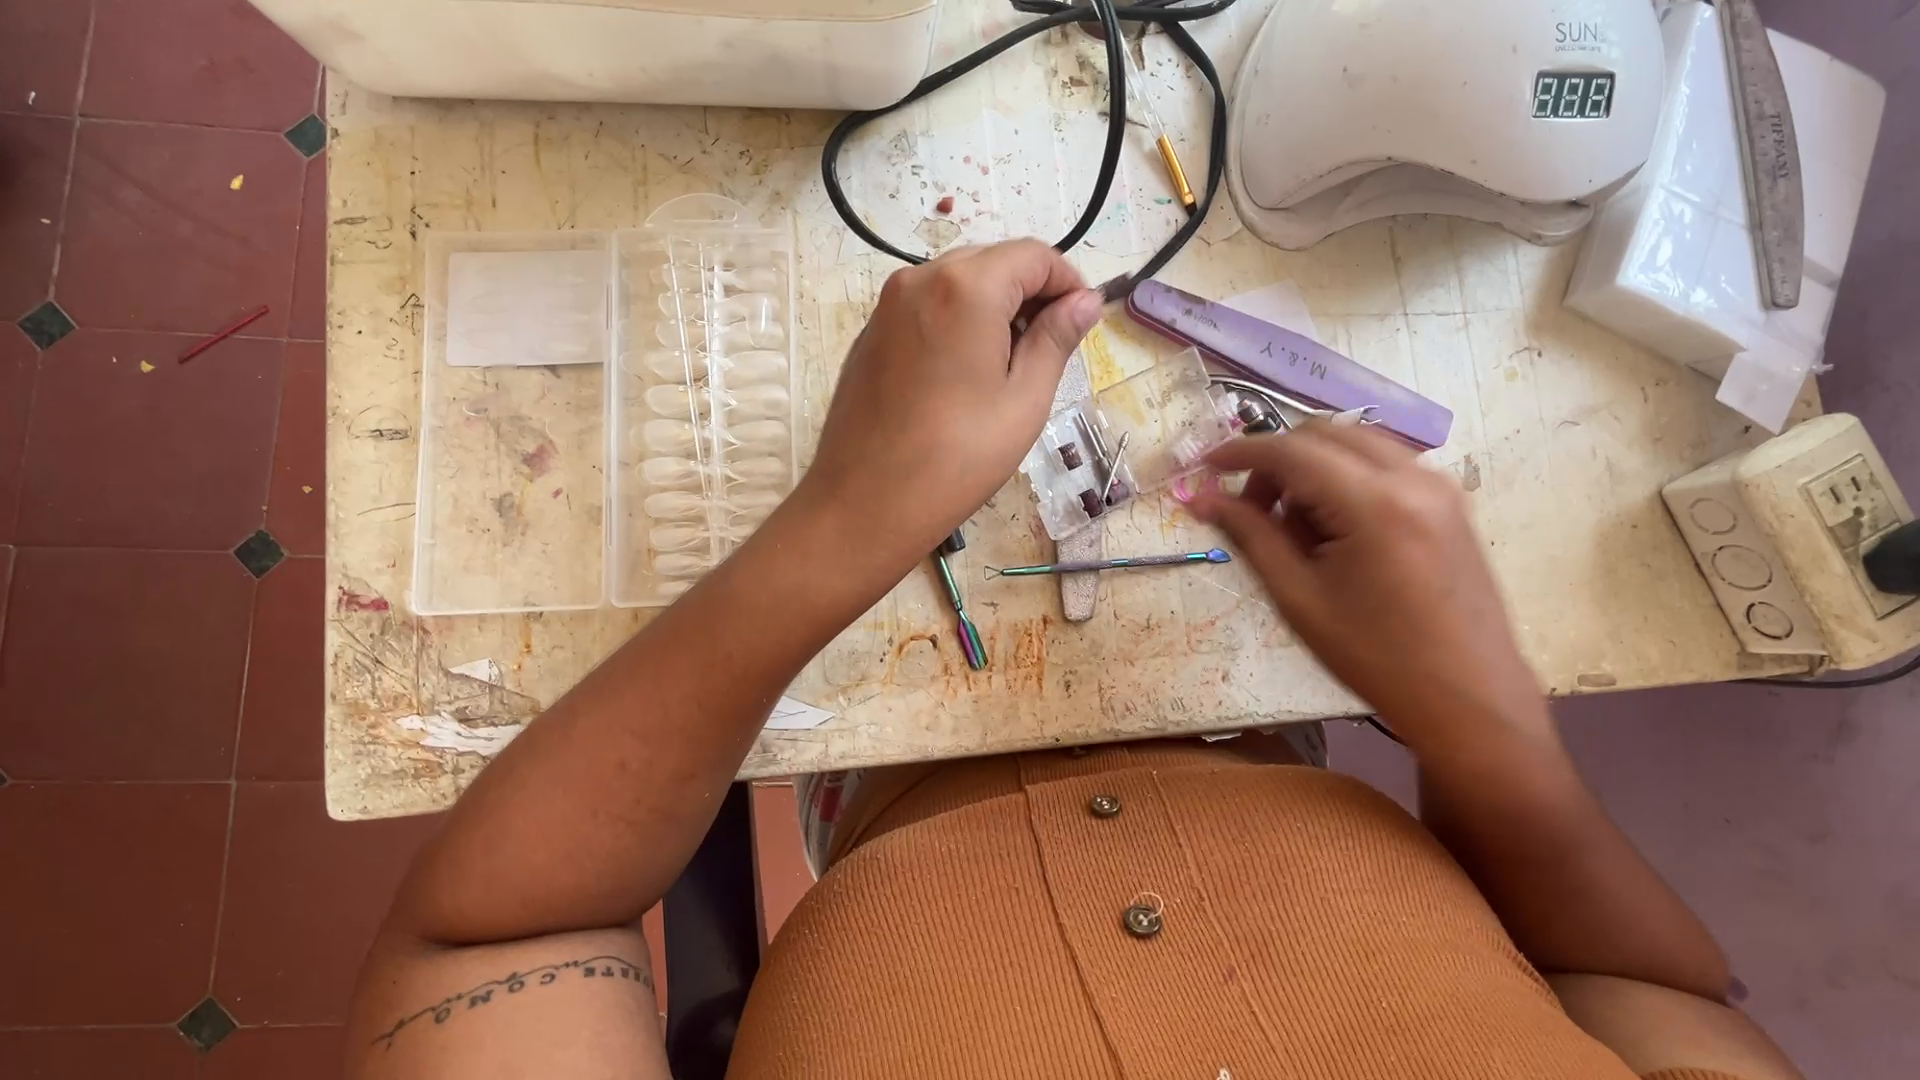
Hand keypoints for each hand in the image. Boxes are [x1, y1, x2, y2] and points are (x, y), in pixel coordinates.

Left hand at [793, 240, 1102, 567]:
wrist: (865, 503)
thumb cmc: (957, 458)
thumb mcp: (1024, 400)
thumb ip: (1056, 338)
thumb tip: (1086, 300)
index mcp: (965, 287)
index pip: (1033, 255)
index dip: (1068, 281)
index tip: (1084, 320)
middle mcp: (919, 279)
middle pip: (992, 262)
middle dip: (1030, 293)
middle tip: (1049, 347)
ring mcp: (887, 307)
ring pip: (957, 284)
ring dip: (993, 308)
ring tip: (1008, 366)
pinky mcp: (870, 335)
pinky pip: (925, 309)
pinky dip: (956, 323)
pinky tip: (963, 376)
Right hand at [1191, 425, 1547, 745]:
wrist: (1469, 698)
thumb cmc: (1375, 657)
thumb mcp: (1299, 598)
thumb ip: (1251, 536)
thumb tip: (1205, 499)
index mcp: (1374, 504)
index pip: (1291, 451)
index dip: (1241, 452)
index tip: (1205, 466)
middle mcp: (1413, 477)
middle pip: (1323, 433)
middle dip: (1277, 460)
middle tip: (1251, 508)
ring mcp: (1440, 485)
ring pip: (1354, 442)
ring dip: (1311, 465)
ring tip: (1293, 523)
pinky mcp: (1450, 500)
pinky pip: (1384, 462)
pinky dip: (1345, 475)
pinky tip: (1334, 525)